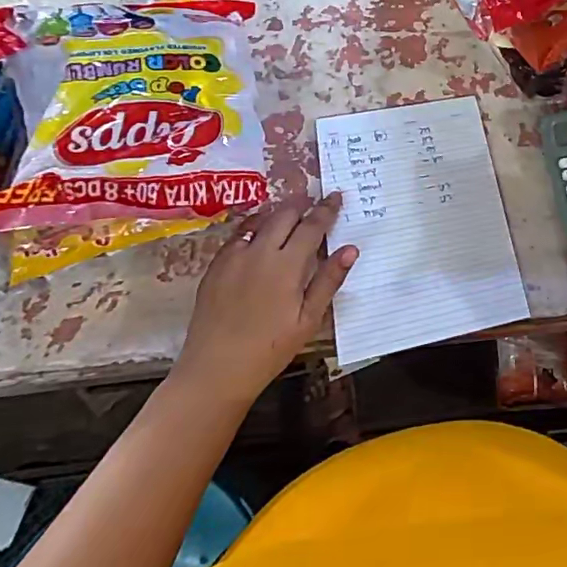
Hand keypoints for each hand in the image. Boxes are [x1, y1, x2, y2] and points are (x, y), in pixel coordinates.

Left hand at [173, 194, 357, 399]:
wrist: (216, 370)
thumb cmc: (270, 349)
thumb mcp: (308, 319)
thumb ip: (328, 280)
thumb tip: (350, 249)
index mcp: (287, 265)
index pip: (312, 226)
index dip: (326, 209)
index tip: (336, 197)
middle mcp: (259, 252)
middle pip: (285, 214)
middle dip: (302, 204)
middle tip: (314, 201)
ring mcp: (234, 257)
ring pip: (260, 220)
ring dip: (278, 212)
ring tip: (290, 212)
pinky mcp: (215, 265)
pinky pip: (238, 235)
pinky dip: (253, 227)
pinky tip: (258, 234)